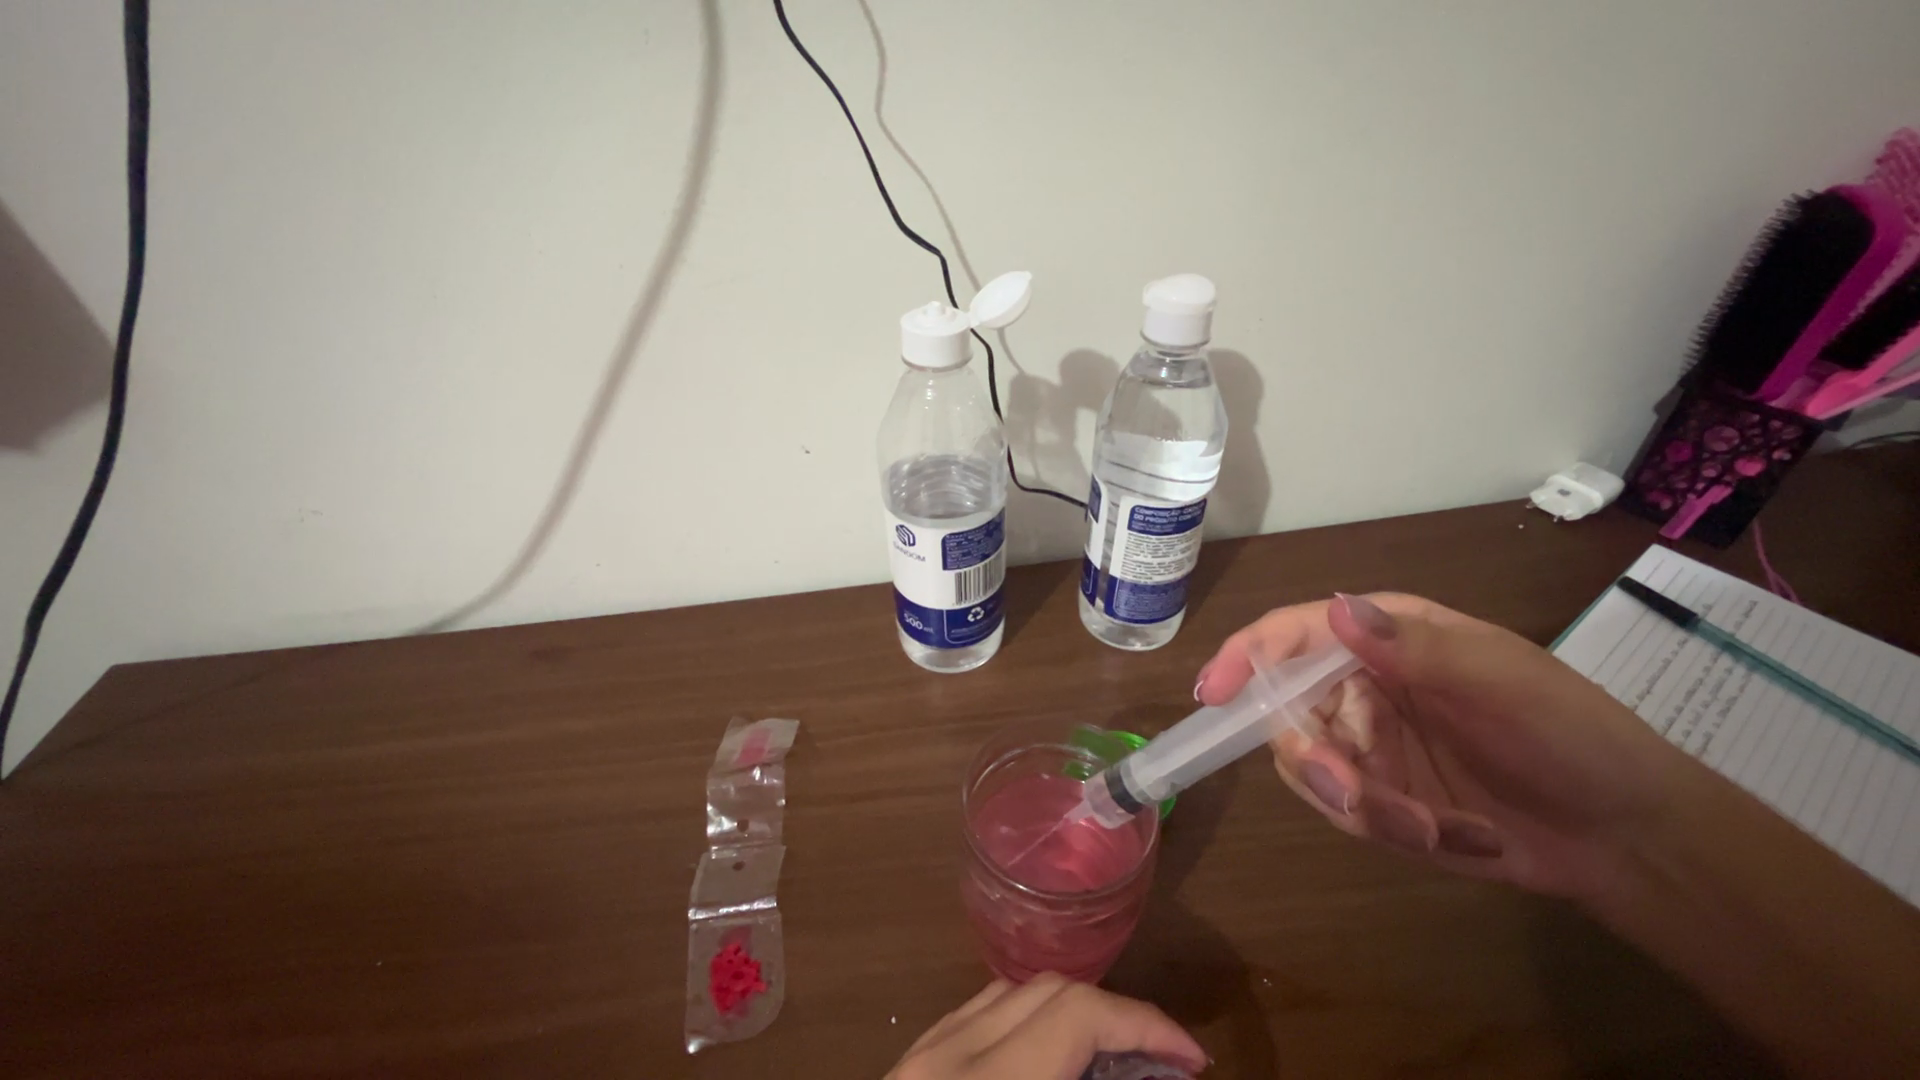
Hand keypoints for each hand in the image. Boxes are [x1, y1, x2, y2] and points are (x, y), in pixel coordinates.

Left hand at [887, 975, 1205, 1079]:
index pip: (1078, 1016)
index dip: (1147, 1025)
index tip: (1194, 1059)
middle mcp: (949, 1052)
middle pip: (1051, 991)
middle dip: (1118, 1017)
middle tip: (1162, 1061)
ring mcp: (923, 1052)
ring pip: (1014, 993)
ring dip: (1072, 1014)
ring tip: (1113, 1057)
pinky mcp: (911, 1061)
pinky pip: (979, 1014)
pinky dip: (1028, 1022)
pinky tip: (1049, 1057)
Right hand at [1194, 593, 1689, 900]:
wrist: (1625, 837)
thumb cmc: (1569, 736)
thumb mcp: (1498, 682)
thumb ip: (1413, 647)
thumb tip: (1335, 608)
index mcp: (1386, 638)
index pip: (1293, 635)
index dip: (1246, 657)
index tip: (1214, 696)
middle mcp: (1363, 685)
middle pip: (1287, 710)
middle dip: (1315, 758)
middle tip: (1357, 796)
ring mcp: (1368, 743)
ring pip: (1310, 768)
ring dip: (1363, 804)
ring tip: (1433, 828)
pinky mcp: (1378, 796)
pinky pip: (1342, 812)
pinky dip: (1388, 829)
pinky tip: (1449, 835)